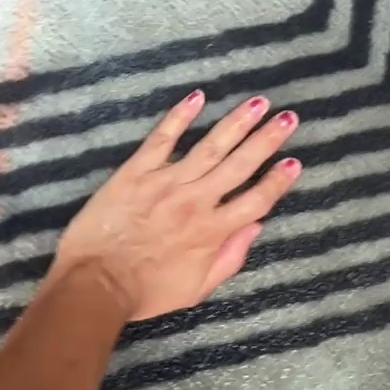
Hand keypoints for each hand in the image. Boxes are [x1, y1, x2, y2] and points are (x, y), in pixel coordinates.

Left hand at [48, 92, 302, 320]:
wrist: (95, 283)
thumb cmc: (145, 292)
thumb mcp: (196, 289)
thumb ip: (229, 258)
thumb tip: (255, 227)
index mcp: (213, 232)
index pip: (256, 201)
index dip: (278, 182)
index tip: (294, 162)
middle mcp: (197, 202)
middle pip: (240, 165)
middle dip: (267, 140)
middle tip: (289, 118)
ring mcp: (167, 182)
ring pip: (210, 146)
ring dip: (237, 122)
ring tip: (259, 102)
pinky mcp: (138, 171)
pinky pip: (163, 138)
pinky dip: (180, 116)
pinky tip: (198, 97)